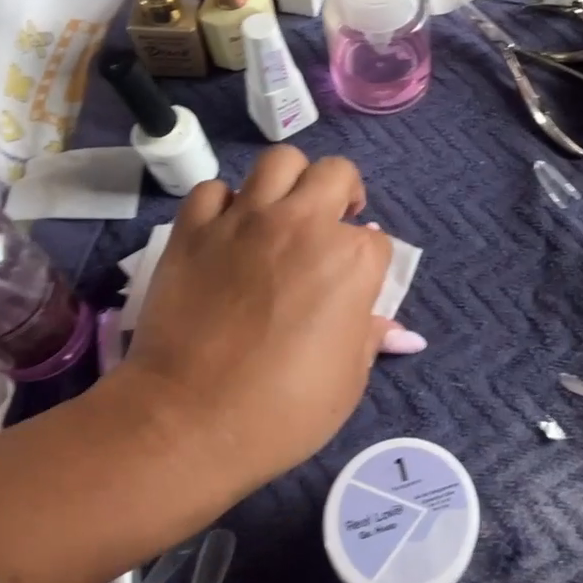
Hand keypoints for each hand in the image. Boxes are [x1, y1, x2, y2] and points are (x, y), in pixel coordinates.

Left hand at [110, 148, 400, 497]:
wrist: (189, 421)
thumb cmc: (283, 411)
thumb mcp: (348, 381)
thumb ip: (368, 337)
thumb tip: (393, 328)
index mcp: (352, 260)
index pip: (377, 241)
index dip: (369, 265)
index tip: (355, 287)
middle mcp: (303, 224)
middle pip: (336, 174)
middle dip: (342, 194)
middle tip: (331, 224)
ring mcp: (244, 220)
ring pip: (278, 162)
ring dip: (289, 182)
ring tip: (282, 213)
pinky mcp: (193, 229)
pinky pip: (213, 190)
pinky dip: (224, 205)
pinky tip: (225, 233)